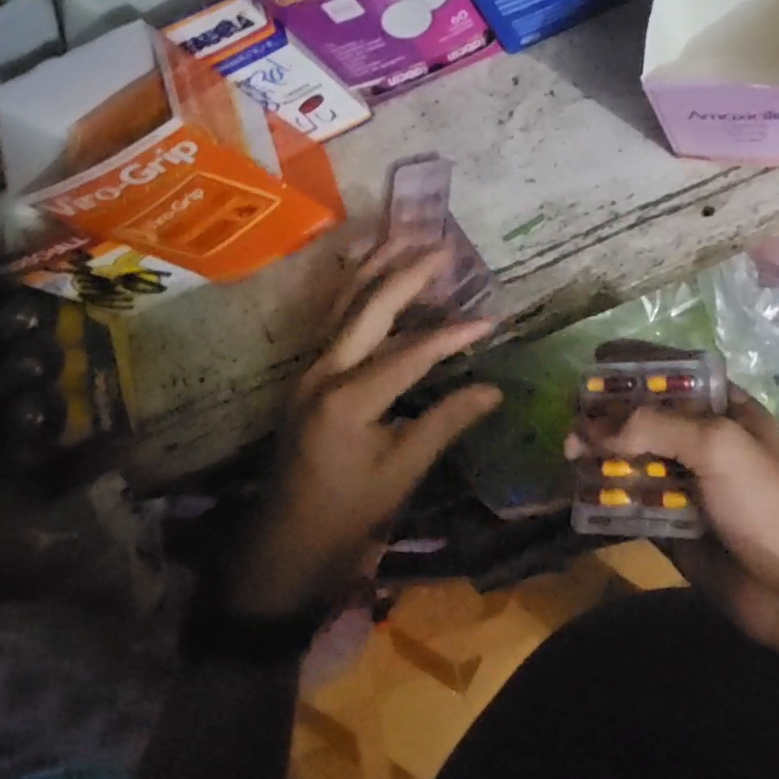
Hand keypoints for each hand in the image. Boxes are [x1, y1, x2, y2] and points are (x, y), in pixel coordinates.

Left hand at [226, 244, 500, 616]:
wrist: (285, 542)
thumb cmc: (348, 511)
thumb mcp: (403, 471)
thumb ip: (447, 423)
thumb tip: (494, 389)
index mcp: (349, 400)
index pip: (411, 353)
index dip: (454, 334)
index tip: (492, 319)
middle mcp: (323, 373)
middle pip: (368, 309)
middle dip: (406, 275)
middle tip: (443, 247)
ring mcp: (309, 370)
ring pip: (342, 306)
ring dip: (375, 269)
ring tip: (405, 237)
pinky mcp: (306, 375)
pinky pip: (331, 320)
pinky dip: (353, 289)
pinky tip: (367, 271)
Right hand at [574, 388, 778, 654]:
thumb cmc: (767, 504)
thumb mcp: (718, 446)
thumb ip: (655, 426)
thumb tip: (591, 426)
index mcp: (728, 413)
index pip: (678, 376)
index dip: (639, 367)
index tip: (595, 362)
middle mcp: (707, 445)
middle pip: (649, 420)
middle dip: (610, 416)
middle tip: (572, 419)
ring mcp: (690, 489)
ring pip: (636, 463)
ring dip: (603, 457)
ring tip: (569, 455)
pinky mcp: (674, 530)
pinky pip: (633, 508)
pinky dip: (607, 501)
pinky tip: (579, 495)